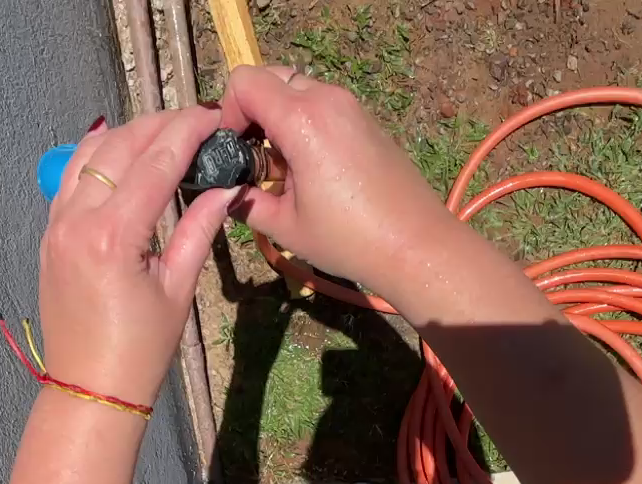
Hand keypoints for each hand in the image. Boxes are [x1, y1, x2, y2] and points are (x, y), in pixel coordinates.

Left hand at [39, 108, 238, 408]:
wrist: (91, 388)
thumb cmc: (141, 351)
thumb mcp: (177, 291)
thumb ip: (198, 231)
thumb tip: (225, 189)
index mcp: (114, 236)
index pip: (155, 162)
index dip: (188, 132)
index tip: (214, 117)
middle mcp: (77, 219)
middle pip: (120, 147)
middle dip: (160, 126)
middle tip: (196, 121)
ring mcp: (56, 224)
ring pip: (89, 154)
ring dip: (128, 135)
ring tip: (163, 133)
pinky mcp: (50, 234)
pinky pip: (71, 177)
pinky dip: (98, 157)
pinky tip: (121, 154)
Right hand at [217, 65, 475, 292]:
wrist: (414, 245)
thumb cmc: (349, 240)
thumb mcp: (286, 228)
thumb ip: (247, 203)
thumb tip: (227, 193)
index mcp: (303, 120)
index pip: (245, 83)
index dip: (228, 113)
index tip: (232, 150)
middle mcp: (327, 100)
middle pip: (271, 79)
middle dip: (253, 114)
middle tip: (254, 161)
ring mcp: (351, 107)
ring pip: (297, 92)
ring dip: (280, 122)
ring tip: (285, 173)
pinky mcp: (365, 120)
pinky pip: (322, 108)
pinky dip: (305, 127)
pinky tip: (312, 173)